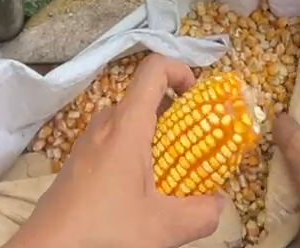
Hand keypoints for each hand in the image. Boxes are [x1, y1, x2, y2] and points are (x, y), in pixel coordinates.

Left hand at [10, 54, 225, 247]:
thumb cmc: (105, 229)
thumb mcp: (162, 228)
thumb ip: (200, 214)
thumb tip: (220, 203)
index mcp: (127, 124)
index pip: (154, 69)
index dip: (180, 70)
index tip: (199, 97)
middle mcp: (106, 121)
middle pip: (146, 97)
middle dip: (175, 115)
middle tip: (194, 147)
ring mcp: (89, 138)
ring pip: (130, 122)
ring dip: (155, 138)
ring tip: (171, 175)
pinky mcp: (80, 158)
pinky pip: (115, 140)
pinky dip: (135, 152)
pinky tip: (140, 192)